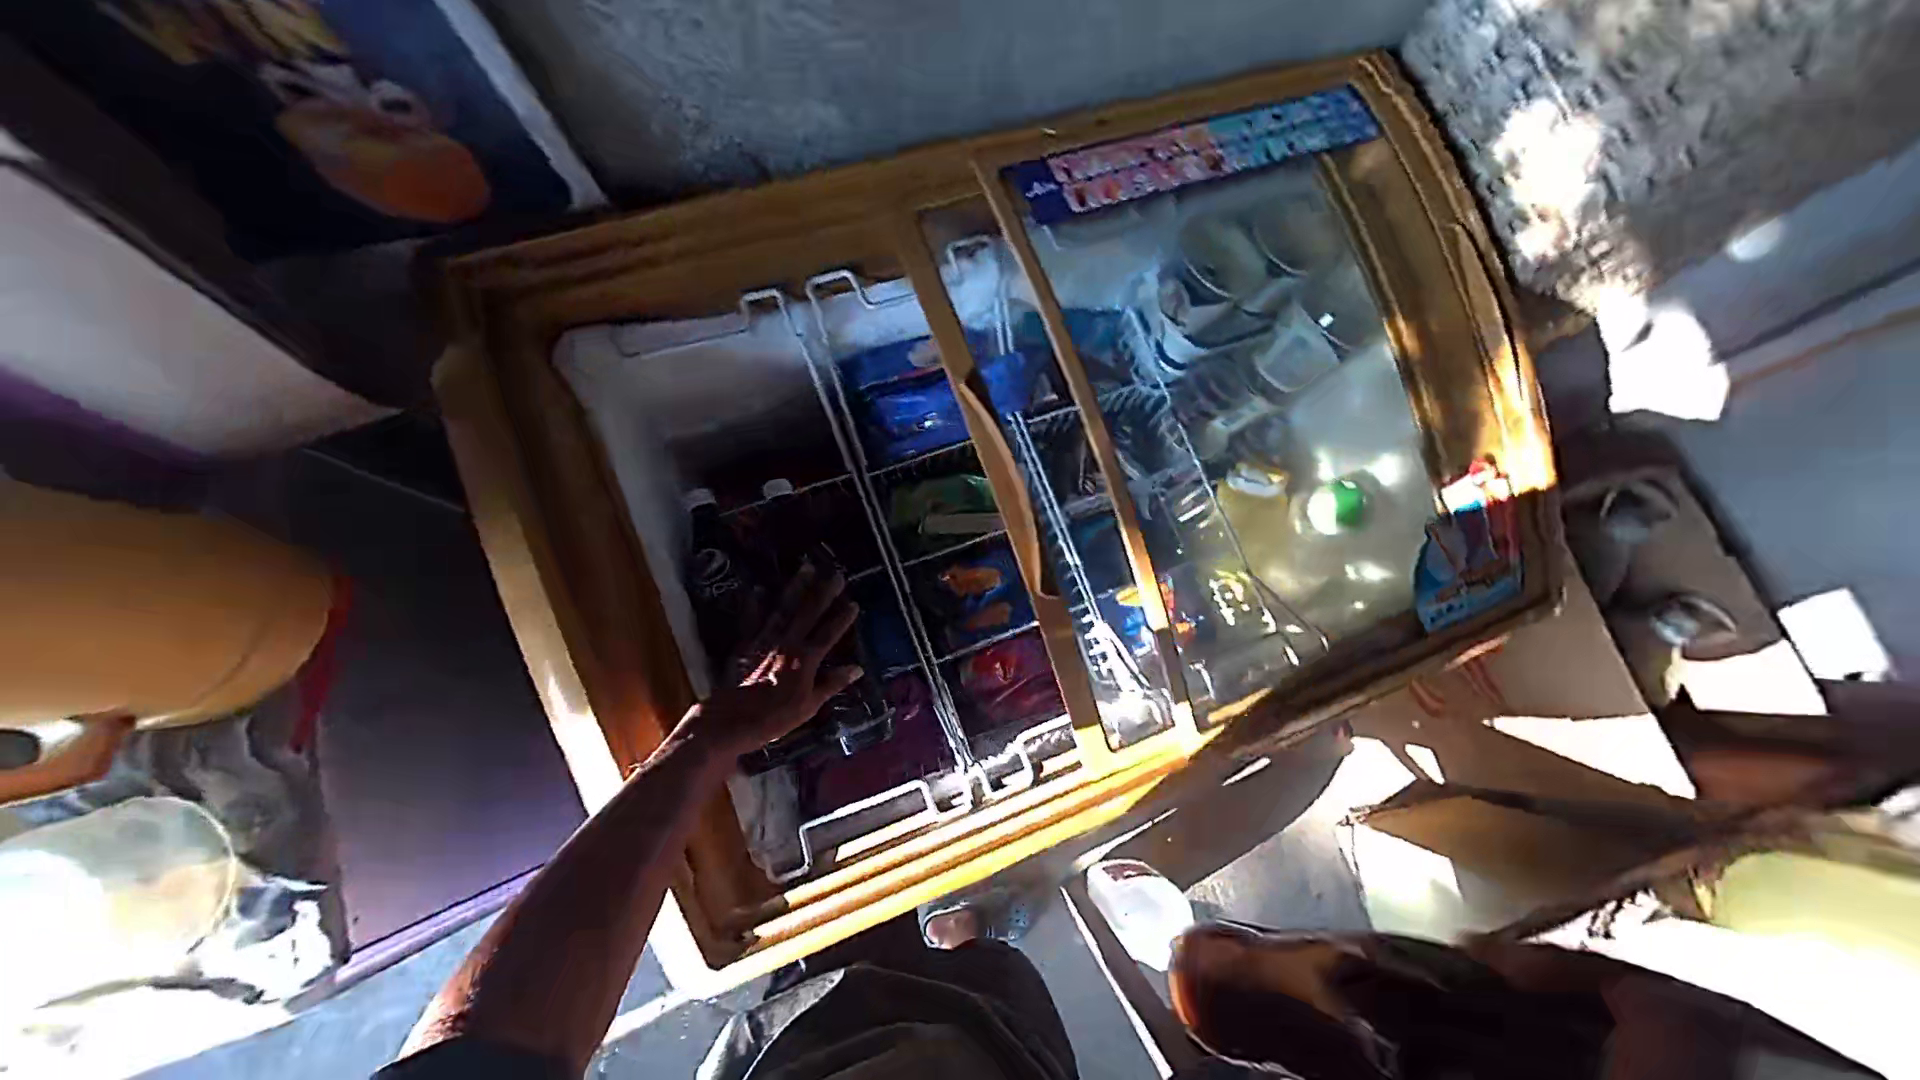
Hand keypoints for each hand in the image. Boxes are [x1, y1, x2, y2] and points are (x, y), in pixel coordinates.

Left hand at [675, 562, 862, 757]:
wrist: (730, 721)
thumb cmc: (773, 719)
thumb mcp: (809, 707)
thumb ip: (831, 684)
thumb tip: (856, 669)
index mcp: (805, 660)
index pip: (828, 634)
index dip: (841, 619)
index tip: (853, 602)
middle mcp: (787, 644)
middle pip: (808, 613)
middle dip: (823, 592)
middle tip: (835, 573)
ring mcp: (764, 641)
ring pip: (783, 609)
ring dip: (796, 587)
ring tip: (806, 568)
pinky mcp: (745, 644)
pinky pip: (751, 619)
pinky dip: (754, 603)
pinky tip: (758, 588)